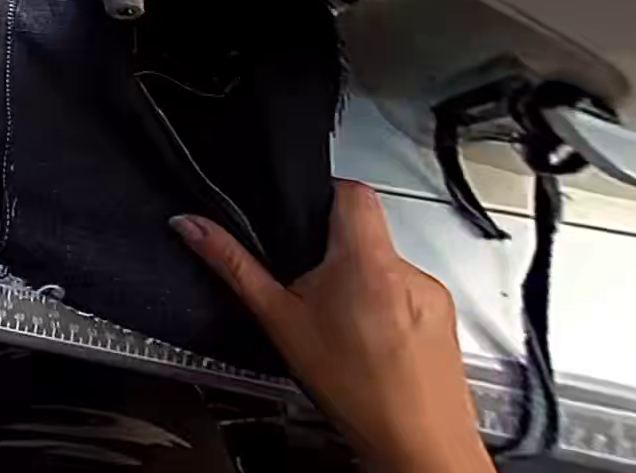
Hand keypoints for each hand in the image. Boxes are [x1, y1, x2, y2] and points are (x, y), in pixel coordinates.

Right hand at [172, 181, 492, 472]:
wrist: (419, 454)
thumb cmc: (355, 391)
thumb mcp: (277, 318)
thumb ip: (231, 263)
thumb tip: (191, 225)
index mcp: (365, 260)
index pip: (352, 189)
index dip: (324, 190)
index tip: (303, 211)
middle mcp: (406, 270)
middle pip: (363, 224)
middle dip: (333, 242)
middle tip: (311, 275)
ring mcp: (431, 294)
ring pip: (383, 256)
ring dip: (359, 273)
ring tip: (339, 313)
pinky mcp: (444, 318)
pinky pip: (408, 285)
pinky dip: (384, 298)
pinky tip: (368, 331)